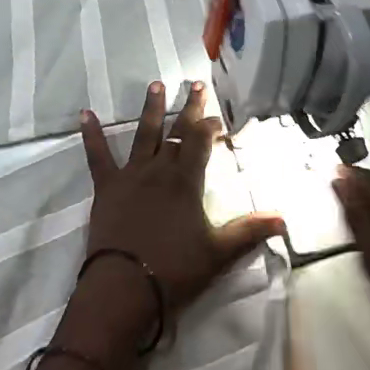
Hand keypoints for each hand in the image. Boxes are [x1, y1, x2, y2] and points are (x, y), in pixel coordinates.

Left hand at [61, 82, 283, 361]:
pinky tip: (85, 114)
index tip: (219, 118)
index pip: (201, 142)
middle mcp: (159, 169)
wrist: (126, 285)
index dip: (210, 127)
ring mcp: (130, 175)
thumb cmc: (175, 270)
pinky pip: (97, 156)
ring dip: (150, 109)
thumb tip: (284, 219)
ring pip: (142, 134)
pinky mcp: (106, 187)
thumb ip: (249, 232)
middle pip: (176, 132)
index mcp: (186, 181)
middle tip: (195, 84)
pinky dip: (91, 134)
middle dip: (188, 108)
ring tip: (156, 85)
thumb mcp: (219, 253)